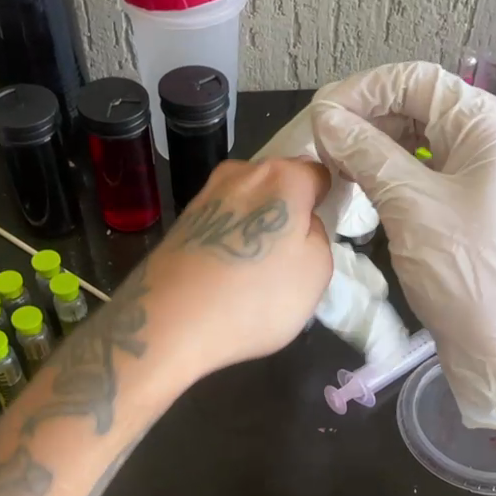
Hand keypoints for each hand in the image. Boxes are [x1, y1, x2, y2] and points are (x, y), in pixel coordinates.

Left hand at [140, 158, 333, 379]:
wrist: (170, 322)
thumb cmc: (255, 298)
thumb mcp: (316, 273)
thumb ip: (318, 237)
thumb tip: (301, 226)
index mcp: (283, 176)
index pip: (318, 173)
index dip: (325, 200)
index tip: (325, 229)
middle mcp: (241, 173)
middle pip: (279, 185)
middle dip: (289, 212)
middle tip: (292, 257)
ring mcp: (206, 196)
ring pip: (247, 204)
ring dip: (256, 228)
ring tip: (257, 272)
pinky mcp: (182, 222)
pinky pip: (222, 224)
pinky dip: (230, 242)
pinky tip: (227, 276)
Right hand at [309, 62, 495, 430]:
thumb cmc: (462, 272)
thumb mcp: (409, 206)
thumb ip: (367, 153)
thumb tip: (326, 117)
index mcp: (489, 129)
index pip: (420, 81)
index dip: (366, 89)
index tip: (321, 113)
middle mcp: (490, 142)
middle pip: (420, 106)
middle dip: (368, 116)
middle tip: (320, 140)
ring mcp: (481, 175)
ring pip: (420, 139)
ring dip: (375, 144)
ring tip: (334, 161)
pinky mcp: (468, 205)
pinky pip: (424, 171)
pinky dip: (390, 171)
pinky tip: (360, 182)